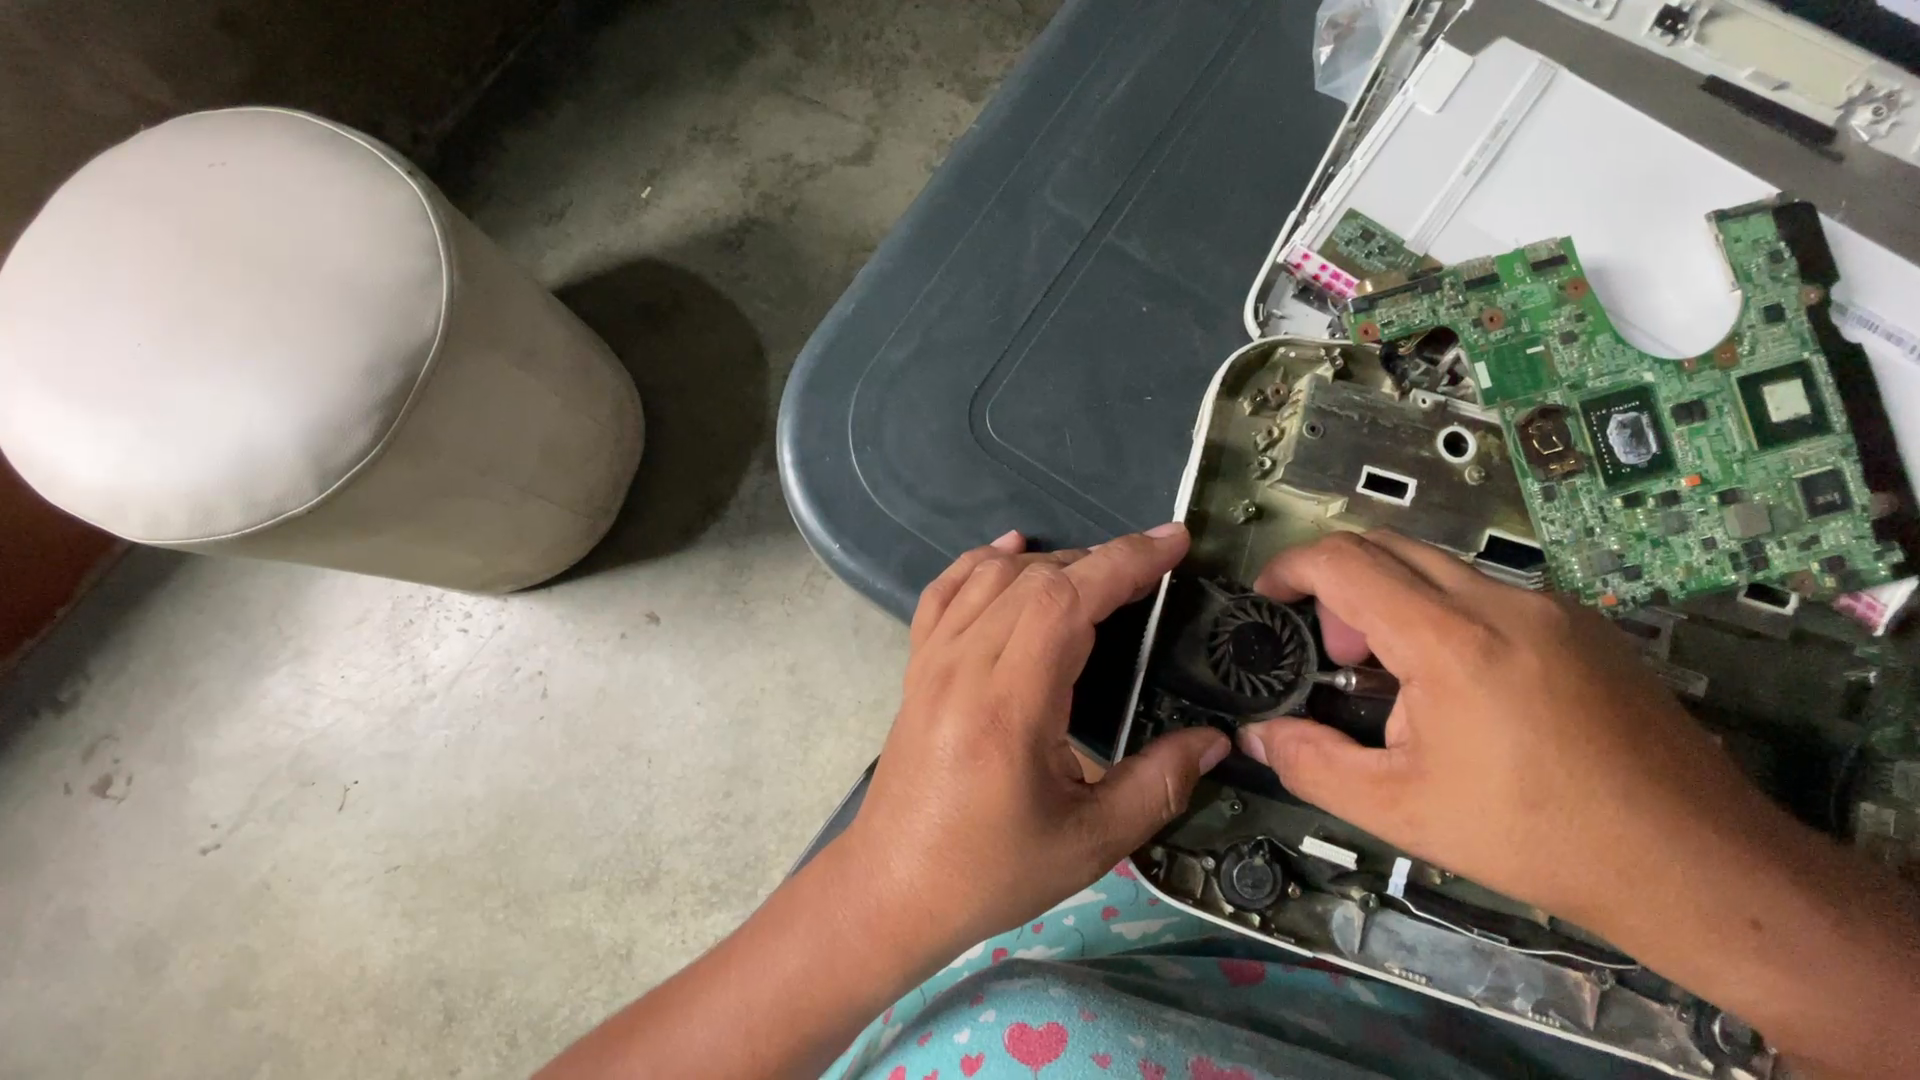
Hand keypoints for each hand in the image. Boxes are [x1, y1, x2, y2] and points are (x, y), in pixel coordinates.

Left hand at [837, 526, 1229, 956]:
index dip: (1122, 562)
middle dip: (1100, 560)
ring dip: (1051, 562)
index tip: (1172, 544)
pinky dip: (981, 561)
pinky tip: (1011, 550)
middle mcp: (963, 666)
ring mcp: (931, 661)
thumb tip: (1214, 740)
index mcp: (1007, 705)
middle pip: (1034, 580)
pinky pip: (944, 592)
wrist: (892, 889)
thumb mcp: (1088, 843)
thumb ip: (1157, 785)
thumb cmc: (990, 871)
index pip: (1066, 601)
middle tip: (1151, 572)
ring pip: (990, 577)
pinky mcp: (916, 667)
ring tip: (1097, 574)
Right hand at [1236, 530, 1781, 925]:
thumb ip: (1310, 764)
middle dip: (1337, 582)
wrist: (1695, 862)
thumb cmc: (1536, 836)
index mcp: (1449, 641)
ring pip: (1439, 565)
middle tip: (1334, 652)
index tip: (1268, 598)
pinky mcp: (1584, 626)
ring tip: (1393, 676)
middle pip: (1387, 545)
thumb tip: (1258, 735)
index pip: (1344, 562)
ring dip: (1391, 598)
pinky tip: (1458, 685)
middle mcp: (1501, 603)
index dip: (1290, 568)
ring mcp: (1551, 608)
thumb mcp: (1399, 811)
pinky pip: (1487, 591)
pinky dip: (1442, 612)